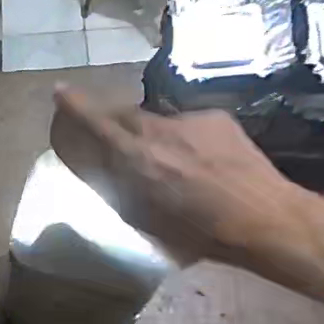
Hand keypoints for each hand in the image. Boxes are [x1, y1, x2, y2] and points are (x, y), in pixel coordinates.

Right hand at [50, 86, 323, 283]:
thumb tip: (109, 170)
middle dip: (116, 125)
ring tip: (174, 165)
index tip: (59, 89)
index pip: (96, 123)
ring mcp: (189, 120)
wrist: (263, 218)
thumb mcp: (146, 218)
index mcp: (136, 158)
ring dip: (156, 138)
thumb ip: (121, 188)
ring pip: (159, 122)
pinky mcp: (216, 117)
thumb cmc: (199, 233)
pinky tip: (205, 162)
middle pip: (125, 117)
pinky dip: (188, 140)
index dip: (75, 106)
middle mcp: (158, 131)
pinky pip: (189, 125)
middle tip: (119, 142)